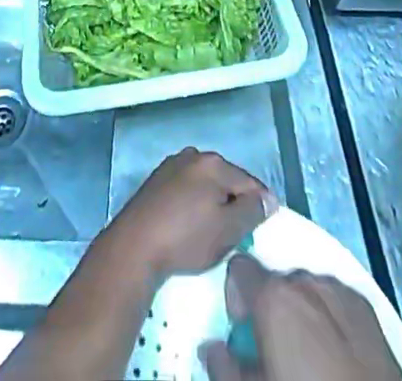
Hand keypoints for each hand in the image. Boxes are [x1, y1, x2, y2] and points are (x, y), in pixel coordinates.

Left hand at [99, 148, 274, 281]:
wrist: (133, 246)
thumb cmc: (186, 238)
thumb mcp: (228, 230)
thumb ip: (252, 211)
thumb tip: (267, 199)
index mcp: (214, 163)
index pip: (251, 184)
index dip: (259, 208)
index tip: (257, 232)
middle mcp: (193, 155)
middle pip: (227, 181)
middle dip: (234, 204)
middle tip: (232, 235)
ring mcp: (172, 165)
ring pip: (205, 185)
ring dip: (212, 203)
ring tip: (208, 232)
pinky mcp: (156, 180)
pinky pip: (186, 189)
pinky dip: (192, 203)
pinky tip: (187, 225)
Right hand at [200, 255, 401, 380]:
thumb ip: (225, 366)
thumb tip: (212, 348)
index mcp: (273, 297)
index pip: (239, 267)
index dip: (235, 297)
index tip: (242, 330)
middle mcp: (305, 281)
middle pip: (274, 280)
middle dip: (270, 308)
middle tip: (274, 350)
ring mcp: (340, 290)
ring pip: (306, 289)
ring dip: (300, 311)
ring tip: (309, 355)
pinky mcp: (367, 308)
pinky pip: (334, 300)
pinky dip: (328, 317)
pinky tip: (335, 354)